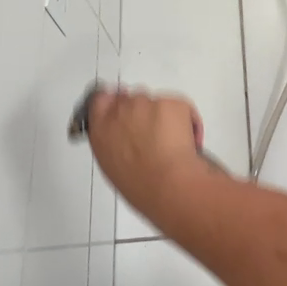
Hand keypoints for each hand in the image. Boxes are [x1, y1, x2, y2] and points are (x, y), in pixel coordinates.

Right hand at [86, 88, 211, 212]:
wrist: (168, 184)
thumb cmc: (141, 186)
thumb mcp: (112, 167)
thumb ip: (113, 142)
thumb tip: (122, 138)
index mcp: (101, 129)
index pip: (101, 100)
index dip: (114, 102)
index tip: (123, 110)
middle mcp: (121, 110)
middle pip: (132, 99)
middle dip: (143, 112)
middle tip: (154, 133)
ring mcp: (146, 103)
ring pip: (157, 102)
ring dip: (163, 115)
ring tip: (171, 142)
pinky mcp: (171, 101)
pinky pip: (179, 106)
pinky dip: (185, 119)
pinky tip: (185, 140)